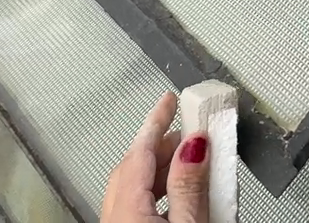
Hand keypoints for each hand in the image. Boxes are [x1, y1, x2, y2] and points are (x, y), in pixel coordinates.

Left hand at [101, 92, 210, 222]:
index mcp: (126, 213)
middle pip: (132, 169)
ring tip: (195, 161)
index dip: (156, 120)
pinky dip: (158, 189)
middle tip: (192, 131)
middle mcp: (114, 222)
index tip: (169, 98)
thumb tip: (194, 143)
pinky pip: (135, 206)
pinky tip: (181, 196)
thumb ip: (189, 185)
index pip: (138, 153)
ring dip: (162, 168)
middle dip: (162, 143)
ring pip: (133, 188)